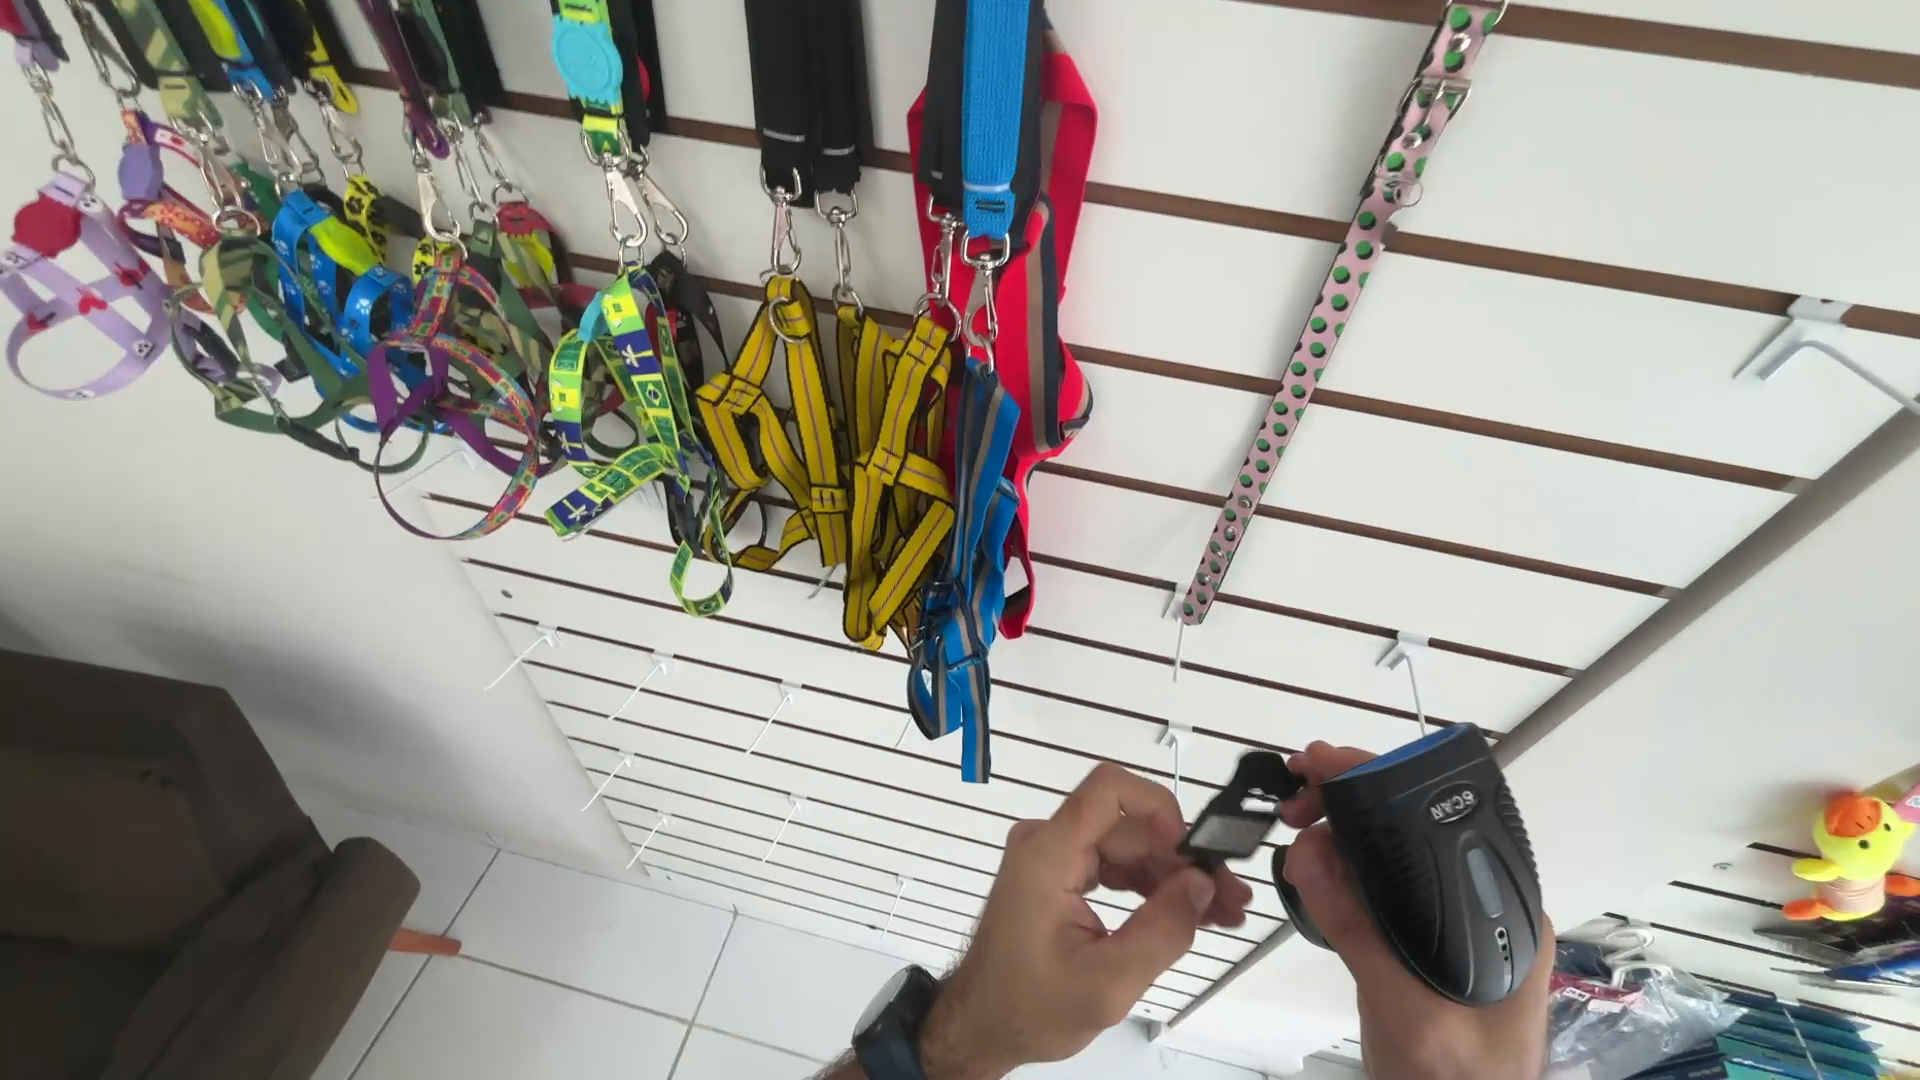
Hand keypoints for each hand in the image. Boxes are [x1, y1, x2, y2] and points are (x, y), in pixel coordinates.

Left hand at [917, 762, 1254, 1079]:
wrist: (982, 1022)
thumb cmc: (1030, 1008)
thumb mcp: (1106, 984)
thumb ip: (1160, 931)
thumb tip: (1202, 884)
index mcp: (1048, 854)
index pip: (1107, 790)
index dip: (1157, 807)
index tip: (1191, 852)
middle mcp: (1048, 841)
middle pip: (1128, 826)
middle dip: (1182, 859)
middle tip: (1231, 900)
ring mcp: (1053, 854)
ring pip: (1128, 845)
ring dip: (1174, 875)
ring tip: (1222, 912)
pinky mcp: (1060, 872)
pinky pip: (1114, 864)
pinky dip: (1150, 886)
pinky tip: (1187, 912)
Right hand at [1279, 742, 1552, 1079]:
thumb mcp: (1408, 1014)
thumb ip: (1358, 935)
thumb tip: (1305, 854)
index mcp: (1499, 909)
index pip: (1436, 820)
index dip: (1375, 780)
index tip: (1319, 765)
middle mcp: (1477, 900)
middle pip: (1408, 824)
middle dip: (1345, 798)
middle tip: (1291, 801)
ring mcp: (1445, 917)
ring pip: (1384, 847)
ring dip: (1334, 827)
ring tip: (1292, 828)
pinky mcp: (1414, 934)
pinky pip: (1369, 879)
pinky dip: (1332, 861)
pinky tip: (1307, 864)